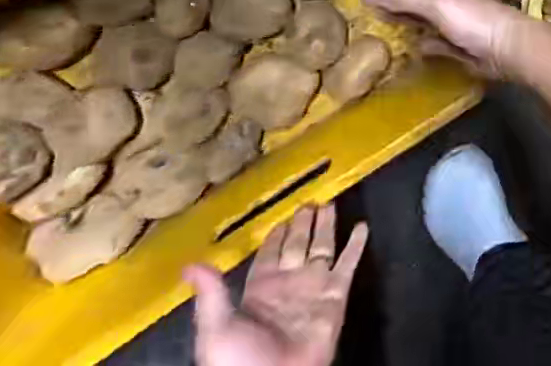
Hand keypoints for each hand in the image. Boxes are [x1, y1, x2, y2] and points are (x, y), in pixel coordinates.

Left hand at [185, 204, 367, 365]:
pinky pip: (347, 265)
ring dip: (326, 227)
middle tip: (310, 201)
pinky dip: (356, 246)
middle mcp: (289, 282)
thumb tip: (189, 265)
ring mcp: (313, 288)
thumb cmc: (241, 361)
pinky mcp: (335, 298)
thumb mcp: (216, 327)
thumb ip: (210, 292)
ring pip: (322, 248)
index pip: (270, 251)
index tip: (283, 216)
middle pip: (297, 244)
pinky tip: (361, 227)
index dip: (276, 234)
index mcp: (260, 288)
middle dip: (303, 224)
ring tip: (330, 204)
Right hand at [365, 0, 528, 78]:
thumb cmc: (473, 18)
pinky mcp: (460, 44)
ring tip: (382, 18)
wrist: (507, 47)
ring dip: (405, 16)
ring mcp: (455, 21)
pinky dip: (423, 41)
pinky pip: (435, 40)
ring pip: (424, 15)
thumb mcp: (436, 3)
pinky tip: (412, 46)